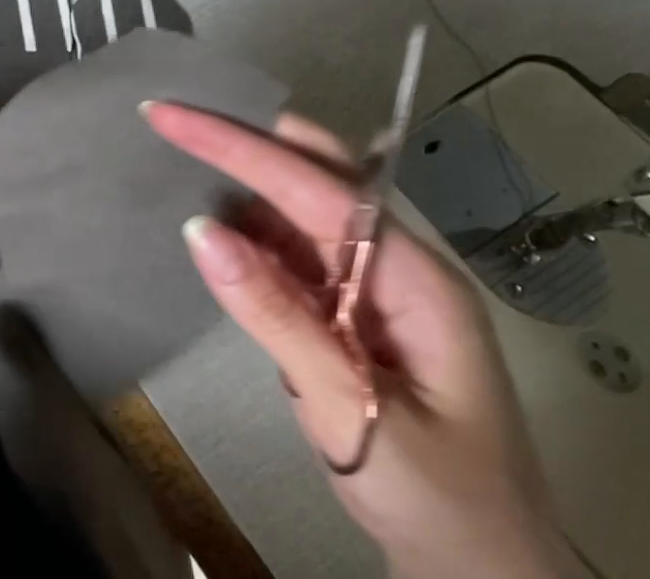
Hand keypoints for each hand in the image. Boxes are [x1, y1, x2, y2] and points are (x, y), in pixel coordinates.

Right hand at [145, 103, 587, 578]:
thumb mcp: (350, 407)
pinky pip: (293, 256)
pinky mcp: (347, 317)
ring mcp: (374, 293)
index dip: (238, 146)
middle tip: (171, 117)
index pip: (316, 189)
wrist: (482, 569)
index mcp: (417, 281)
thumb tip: (200, 230)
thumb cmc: (433, 493)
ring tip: (177, 155)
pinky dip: (247, 232)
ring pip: (302, 212)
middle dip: (247, 140)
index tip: (167, 116)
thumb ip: (277, 316)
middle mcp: (398, 270)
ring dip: (242, 181)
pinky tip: (211, 225)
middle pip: (319, 178)